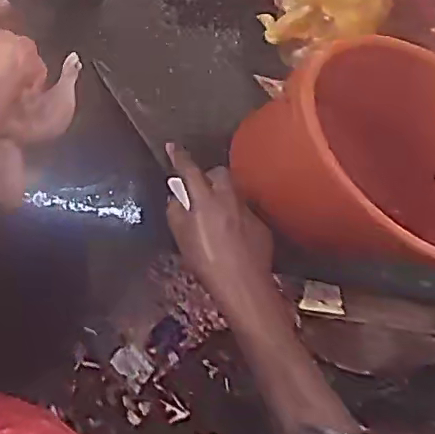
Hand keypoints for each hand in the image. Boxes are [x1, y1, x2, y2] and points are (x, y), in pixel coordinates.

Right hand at [164, 142, 274, 309]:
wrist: (244, 287)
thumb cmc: (205, 261)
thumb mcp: (180, 236)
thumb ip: (175, 210)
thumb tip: (177, 197)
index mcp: (205, 199)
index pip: (190, 169)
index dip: (179, 156)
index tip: (172, 146)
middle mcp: (229, 199)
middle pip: (219, 173)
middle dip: (208, 176)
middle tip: (198, 190)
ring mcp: (248, 212)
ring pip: (233, 192)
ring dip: (222, 195)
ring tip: (215, 215)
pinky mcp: (262, 226)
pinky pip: (244, 211)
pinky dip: (235, 215)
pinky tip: (231, 234)